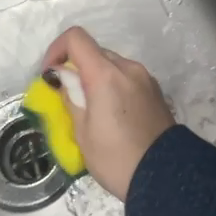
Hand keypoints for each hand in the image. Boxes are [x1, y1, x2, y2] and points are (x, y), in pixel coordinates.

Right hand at [41, 26, 176, 200]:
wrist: (164, 177)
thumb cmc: (116, 158)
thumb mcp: (82, 132)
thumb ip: (71, 96)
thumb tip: (62, 76)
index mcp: (106, 74)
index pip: (76, 38)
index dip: (57, 49)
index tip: (51, 76)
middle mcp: (128, 67)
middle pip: (94, 51)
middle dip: (76, 68)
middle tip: (68, 98)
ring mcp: (144, 77)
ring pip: (112, 64)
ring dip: (95, 78)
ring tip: (91, 110)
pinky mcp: (155, 90)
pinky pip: (127, 77)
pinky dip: (113, 85)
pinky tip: (111, 114)